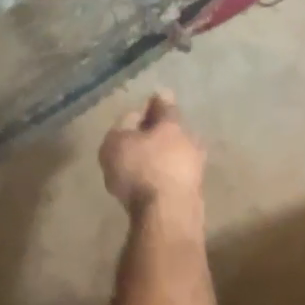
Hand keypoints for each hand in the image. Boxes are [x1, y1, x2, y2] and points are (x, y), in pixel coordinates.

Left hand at [98, 91, 205, 216]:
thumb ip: (166, 109)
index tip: (175, 112)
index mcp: (113, 141)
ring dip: (169, 151)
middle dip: (162, 132)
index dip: (156, 109)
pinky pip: (156, 175)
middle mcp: (112, 162)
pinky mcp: (142, 200)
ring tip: (192, 147)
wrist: (170, 212)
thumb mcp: (170, 129)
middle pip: (140, 138)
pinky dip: (170, 168)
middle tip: (184, 129)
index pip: (133, 115)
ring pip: (150, 158)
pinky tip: (190, 166)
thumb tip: (161, 92)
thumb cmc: (167, 163)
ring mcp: (125, 184)